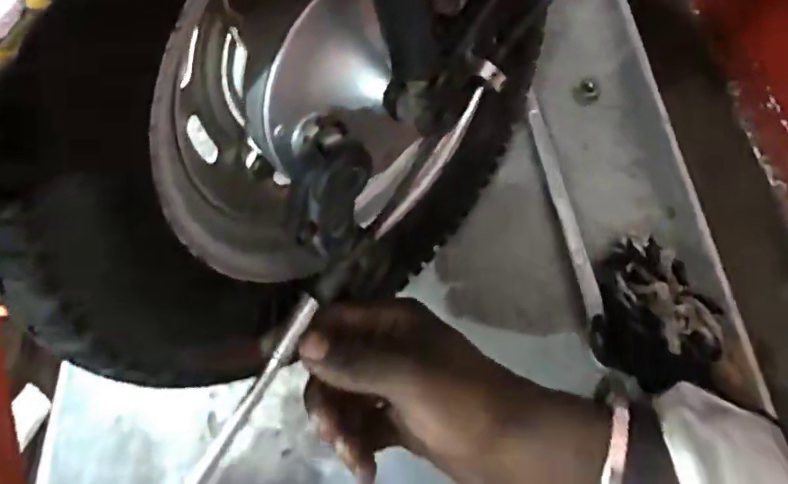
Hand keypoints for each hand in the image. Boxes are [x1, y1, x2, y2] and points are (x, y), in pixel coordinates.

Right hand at [297, 300, 609, 483]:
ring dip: (340, 427)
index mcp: (392, 321)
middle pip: (335, 362)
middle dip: (326, 397)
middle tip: (329, 432)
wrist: (509, 446)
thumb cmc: (458, 398)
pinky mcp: (399, 417)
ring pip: (345, 397)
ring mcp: (393, 382)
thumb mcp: (404, 376)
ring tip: (353, 458)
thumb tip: (304, 341)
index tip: (278, 367)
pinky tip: (364, 470)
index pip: (337, 319)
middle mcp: (389, 344)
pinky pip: (362, 425)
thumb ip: (354, 360)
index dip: (309, 339)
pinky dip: (357, 445)